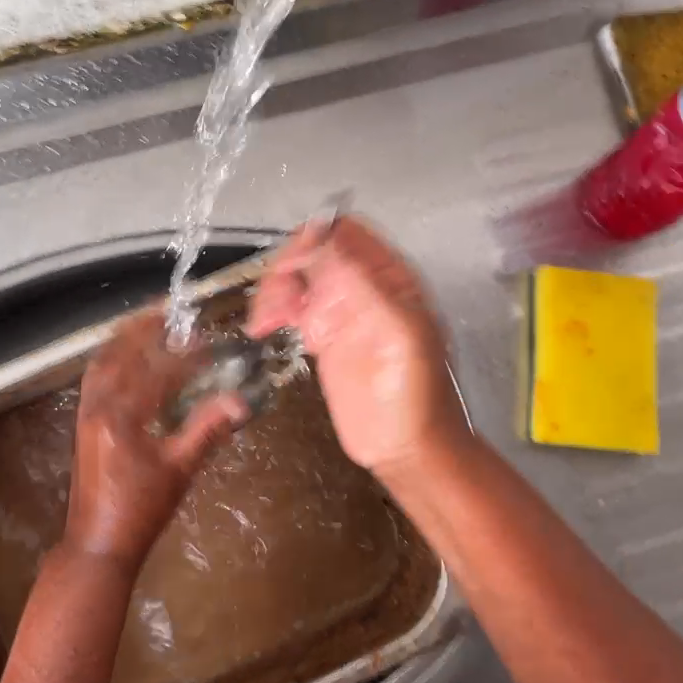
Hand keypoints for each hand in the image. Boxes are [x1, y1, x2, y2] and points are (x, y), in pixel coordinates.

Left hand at [66, 311, 245, 566]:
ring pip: (102, 361)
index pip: (159, 371)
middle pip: (120, 352)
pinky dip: (111, 357)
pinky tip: (126, 357)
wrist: (98, 542)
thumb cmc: (141, 510)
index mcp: (123, 416)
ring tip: (148, 323)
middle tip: (170, 310)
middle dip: (145, 328)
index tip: (211, 344)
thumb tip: (240, 401)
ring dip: (125, 339)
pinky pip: (95, 376)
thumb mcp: (180, 470)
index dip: (188, 355)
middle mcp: (98, 405)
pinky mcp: (83, 421)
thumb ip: (208, 429)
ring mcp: (86, 412)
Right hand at [245, 217, 471, 470]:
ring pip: (298, 277)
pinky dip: (272, 310)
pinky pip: (292, 307)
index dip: (316, 238)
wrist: (409, 449)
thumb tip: (326, 241)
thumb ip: (363, 287)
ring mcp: (342, 312)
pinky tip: (264, 328)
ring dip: (274, 289)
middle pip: (315, 251)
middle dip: (288, 266)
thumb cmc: (418, 397)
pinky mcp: (323, 337)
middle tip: (274, 299)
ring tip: (265, 320)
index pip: (348, 233)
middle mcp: (364, 288)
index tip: (291, 263)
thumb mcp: (398, 335)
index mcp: (390, 278)